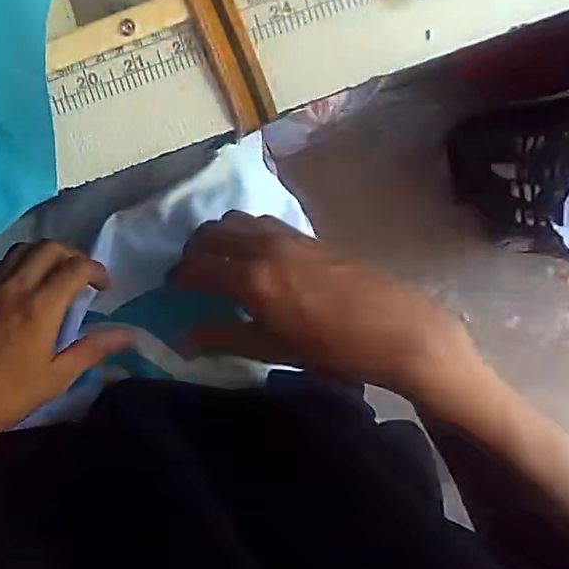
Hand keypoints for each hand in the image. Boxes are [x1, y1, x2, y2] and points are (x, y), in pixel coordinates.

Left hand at [0, 241, 135, 466]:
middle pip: (50, 247)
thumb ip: (93, 349)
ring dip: (48, 253)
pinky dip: (24, 260)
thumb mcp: (57, 377)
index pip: (75, 267)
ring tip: (59, 276)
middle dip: (75, 255)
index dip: (97, 270)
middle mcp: (17, 286)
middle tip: (85, 279)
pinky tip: (30, 283)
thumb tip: (129, 334)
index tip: (105, 287)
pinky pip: (5, 261)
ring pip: (25, 248)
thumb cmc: (8, 395)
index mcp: (40, 306)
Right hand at [169, 213, 477, 394]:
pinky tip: (253, 256)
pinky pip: (261, 223)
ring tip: (218, 261)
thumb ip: (225, 337)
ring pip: (236, 220)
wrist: (398, 328)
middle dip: (193, 251)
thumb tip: (185, 338)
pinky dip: (244, 232)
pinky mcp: (307, 236)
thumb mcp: (274, 348)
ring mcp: (288, 236)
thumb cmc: (333, 348)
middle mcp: (265, 247)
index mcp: (252, 278)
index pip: (199, 266)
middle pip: (212, 233)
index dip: (179, 277)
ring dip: (218, 236)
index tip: (171, 289)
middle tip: (190, 275)